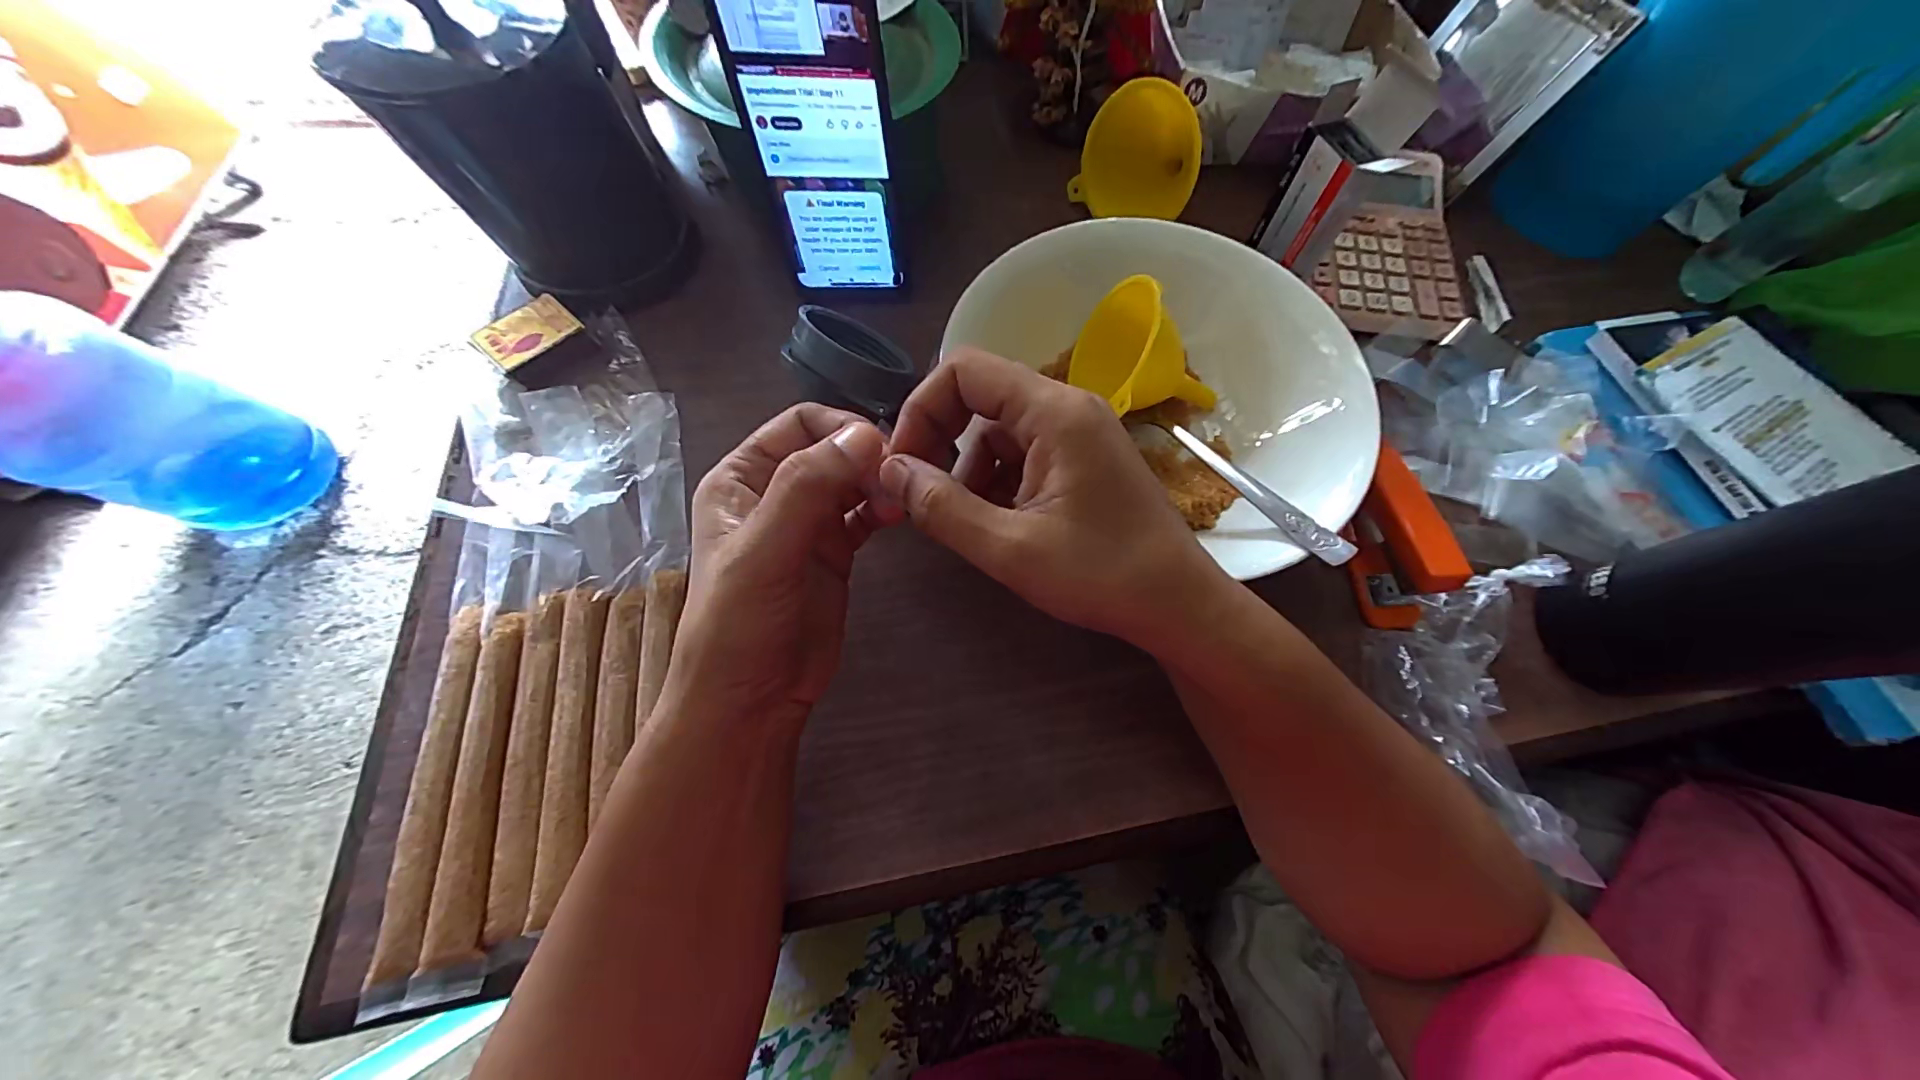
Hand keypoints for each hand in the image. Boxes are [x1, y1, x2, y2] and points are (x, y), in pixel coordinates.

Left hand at [663, 404, 887, 729]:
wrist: (750, 699)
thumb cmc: (740, 623)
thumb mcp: (765, 550)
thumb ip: (808, 488)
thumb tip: (866, 435)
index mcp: (741, 478)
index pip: (798, 424)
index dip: (840, 427)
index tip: (880, 450)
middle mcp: (773, 493)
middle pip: (830, 449)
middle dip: (866, 456)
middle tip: (900, 477)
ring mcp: (806, 525)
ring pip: (851, 481)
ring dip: (878, 481)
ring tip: (902, 498)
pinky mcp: (833, 554)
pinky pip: (862, 515)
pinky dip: (882, 509)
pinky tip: (898, 516)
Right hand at [882, 348, 1223, 650]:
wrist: (1177, 605)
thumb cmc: (1100, 575)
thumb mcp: (1009, 548)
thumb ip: (941, 507)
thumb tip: (890, 471)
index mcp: (1054, 412)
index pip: (965, 370)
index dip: (922, 408)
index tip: (902, 461)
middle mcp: (1068, 408)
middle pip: (980, 398)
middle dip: (941, 441)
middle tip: (919, 493)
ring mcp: (1079, 434)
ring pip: (998, 432)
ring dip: (969, 471)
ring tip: (965, 522)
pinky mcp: (1084, 461)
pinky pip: (1023, 455)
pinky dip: (997, 483)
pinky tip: (997, 524)